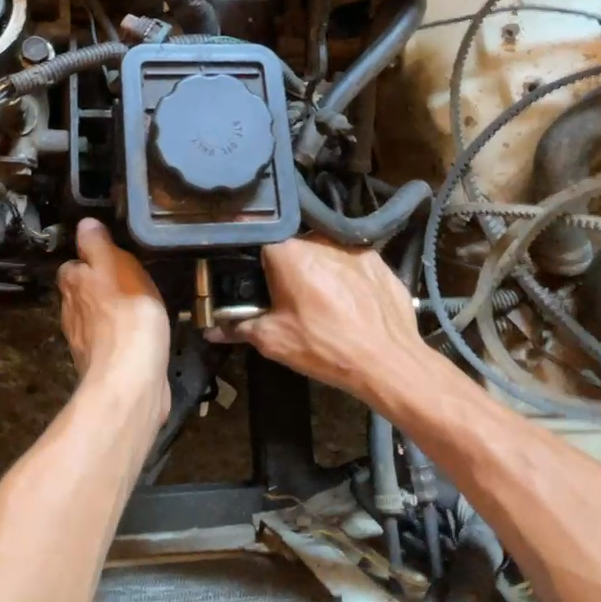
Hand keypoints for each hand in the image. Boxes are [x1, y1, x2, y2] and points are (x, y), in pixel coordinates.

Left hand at [58, 219, 170, 419]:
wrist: (130, 380)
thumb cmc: (127, 314)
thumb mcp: (116, 265)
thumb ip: (98, 244)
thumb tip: (84, 223)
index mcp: (73, 283)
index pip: (72, 263)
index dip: (89, 259)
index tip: (109, 257)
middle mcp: (71, 312)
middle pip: (81, 291)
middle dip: (99, 286)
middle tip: (127, 281)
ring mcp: (84, 342)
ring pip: (94, 318)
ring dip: (109, 312)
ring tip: (136, 306)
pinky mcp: (102, 366)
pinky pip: (109, 342)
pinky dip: (120, 337)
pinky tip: (139, 336)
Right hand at [207, 236, 426, 401]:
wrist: (388, 362)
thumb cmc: (325, 347)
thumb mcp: (274, 341)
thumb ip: (239, 327)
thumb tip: (212, 328)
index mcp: (290, 252)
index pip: (261, 243)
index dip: (255, 262)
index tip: (254, 280)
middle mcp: (320, 239)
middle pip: (294, 246)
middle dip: (288, 268)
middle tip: (288, 298)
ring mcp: (353, 247)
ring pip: (324, 252)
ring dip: (318, 270)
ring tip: (322, 302)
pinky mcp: (378, 260)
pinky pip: (351, 262)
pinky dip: (346, 277)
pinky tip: (349, 303)